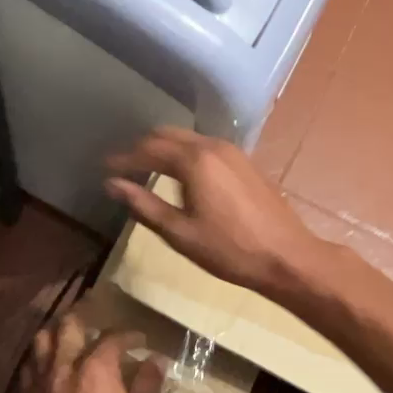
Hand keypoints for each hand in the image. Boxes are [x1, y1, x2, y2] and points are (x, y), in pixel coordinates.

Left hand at [19, 315, 164, 392]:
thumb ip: (147, 385)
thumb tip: (156, 360)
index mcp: (96, 367)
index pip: (113, 338)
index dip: (129, 335)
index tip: (139, 340)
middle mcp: (65, 365)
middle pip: (69, 326)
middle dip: (84, 319)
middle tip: (95, 324)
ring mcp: (42, 380)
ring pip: (42, 340)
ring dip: (56, 334)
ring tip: (67, 338)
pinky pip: (30, 366)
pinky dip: (40, 359)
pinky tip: (48, 366)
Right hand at [104, 127, 333, 296]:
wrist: (288, 257)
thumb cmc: (230, 250)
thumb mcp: (179, 233)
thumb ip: (143, 205)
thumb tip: (111, 185)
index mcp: (194, 161)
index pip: (148, 149)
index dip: (123, 158)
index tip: (103, 167)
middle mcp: (212, 146)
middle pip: (167, 135)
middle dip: (142, 147)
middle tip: (123, 165)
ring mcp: (232, 152)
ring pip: (187, 138)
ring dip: (164, 148)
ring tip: (147, 167)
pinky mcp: (245, 162)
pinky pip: (204, 146)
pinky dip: (184, 152)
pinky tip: (181, 173)